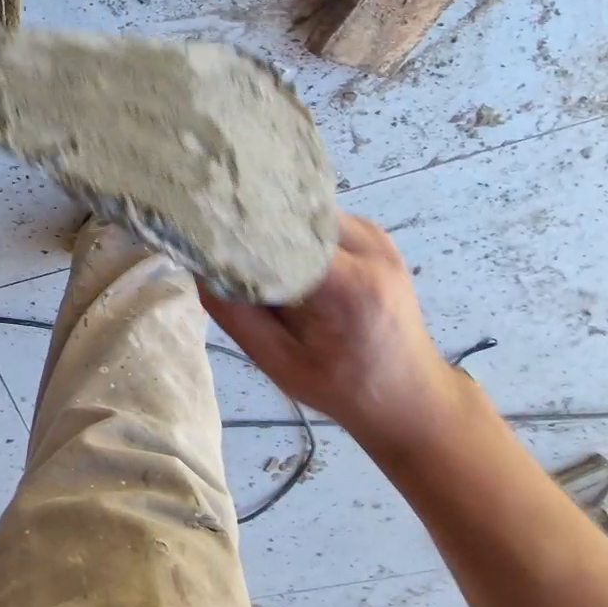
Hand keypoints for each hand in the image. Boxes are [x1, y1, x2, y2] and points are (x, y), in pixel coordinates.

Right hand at [201, 213, 466, 449]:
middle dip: (244, 222)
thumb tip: (196, 261)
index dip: (233, 227)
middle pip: (284, 213)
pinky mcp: (369, 232)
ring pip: (295, 210)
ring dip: (265, 225)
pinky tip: (271, 251)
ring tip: (238, 246)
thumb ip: (231, 310)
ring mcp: (372, 234)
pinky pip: (311, 217)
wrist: (413, 396)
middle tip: (206, 234)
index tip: (194, 229)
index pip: (277, 230)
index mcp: (348, 283)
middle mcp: (367, 246)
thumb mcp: (274, 360)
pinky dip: (285, 229)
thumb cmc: (342, 387)